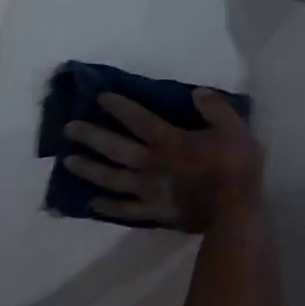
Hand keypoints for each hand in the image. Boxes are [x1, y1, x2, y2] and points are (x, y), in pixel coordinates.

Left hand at [63, 89, 263, 232]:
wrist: (235, 212)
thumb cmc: (235, 166)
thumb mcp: (232, 127)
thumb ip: (214, 107)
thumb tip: (196, 92)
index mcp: (169, 141)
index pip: (138, 118)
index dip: (118, 106)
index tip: (99, 97)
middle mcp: (151, 164)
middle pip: (115, 148)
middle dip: (91, 136)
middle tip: (69, 128)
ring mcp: (148, 191)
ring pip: (111, 179)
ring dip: (89, 169)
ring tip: (68, 161)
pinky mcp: (153, 213)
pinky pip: (124, 210)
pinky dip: (107, 207)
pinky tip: (92, 204)